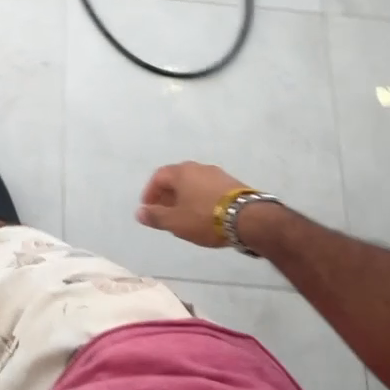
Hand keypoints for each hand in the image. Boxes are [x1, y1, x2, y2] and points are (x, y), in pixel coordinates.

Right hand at [136, 161, 252, 247]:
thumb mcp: (176, 222)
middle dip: (168, 195)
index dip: (150, 193)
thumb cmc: (206, 217)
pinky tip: (206, 214)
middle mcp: (198, 167)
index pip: (158, 177)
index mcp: (181, 172)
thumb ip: (156, 216)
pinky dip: (202, 199)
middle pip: (177, 179)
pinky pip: (210, 189)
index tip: (148, 208)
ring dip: (186, 197)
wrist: (250, 218)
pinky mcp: (234, 184)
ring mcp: (218, 174)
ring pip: (195, 184)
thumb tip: (139, 212)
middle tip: (165, 212)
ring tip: (186, 215)